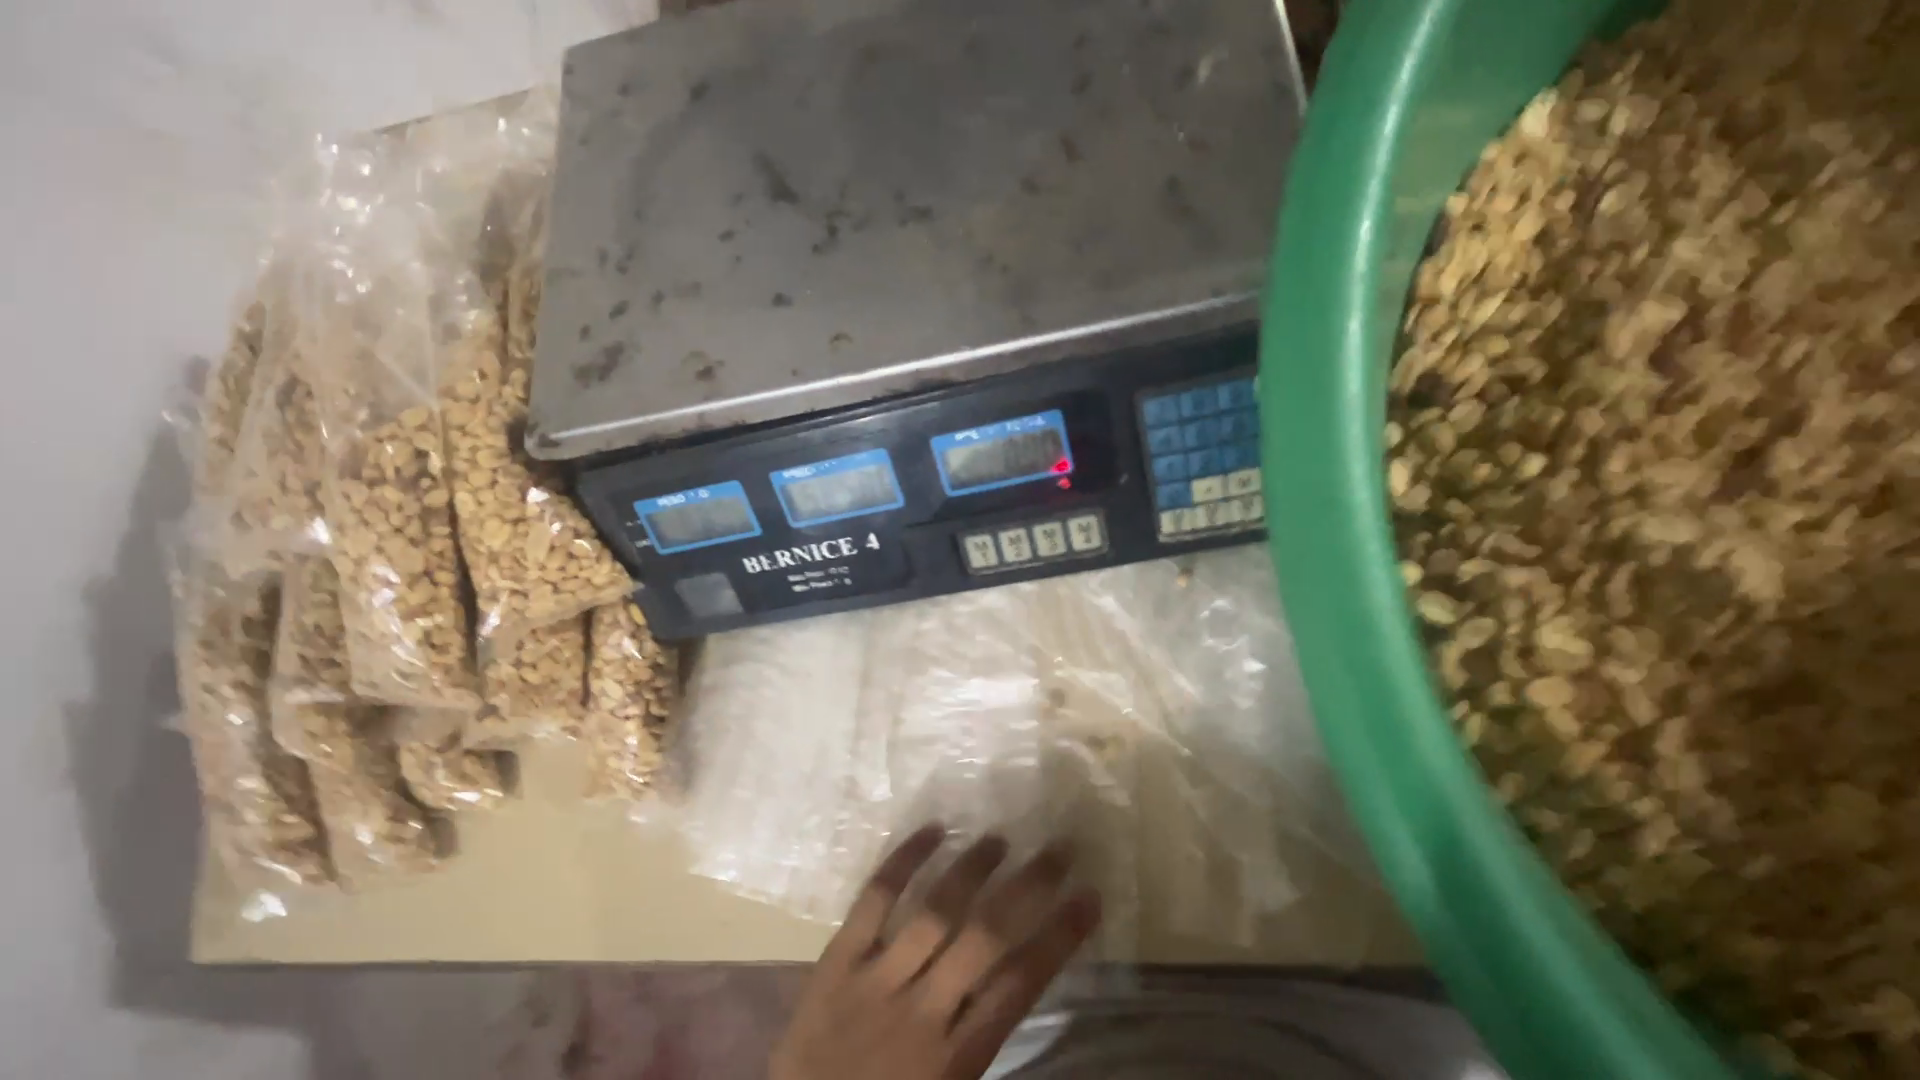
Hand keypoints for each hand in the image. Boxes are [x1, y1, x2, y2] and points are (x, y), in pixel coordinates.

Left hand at [769, 826, 1102, 1079]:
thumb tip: (1017, 979)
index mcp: (958, 1055)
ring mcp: (877, 981)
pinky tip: (932, 831)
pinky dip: (902, 861)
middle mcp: (924, 1011)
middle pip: (987, 937)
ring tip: (1000, 838)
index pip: (1022, 984)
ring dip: (973, 868)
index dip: (1060, 936)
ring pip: (936, 912)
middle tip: (1059, 849)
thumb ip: (981, 1035)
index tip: (1089, 897)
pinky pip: (873, 901)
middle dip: (1030, 887)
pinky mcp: (836, 961)